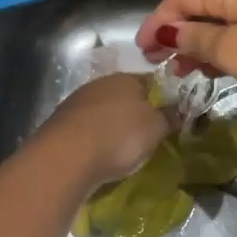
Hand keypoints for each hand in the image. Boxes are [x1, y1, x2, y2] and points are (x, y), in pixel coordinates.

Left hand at [36, 73, 169, 185]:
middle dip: (135, 114)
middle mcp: (99, 84)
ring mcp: (75, 104)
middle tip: (147, 137)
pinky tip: (98, 157)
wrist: (65, 158)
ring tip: (122, 151)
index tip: (170, 118)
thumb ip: (170, 116)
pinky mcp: (58, 126)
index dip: (163, 99)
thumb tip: (177, 110)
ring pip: (103, 113)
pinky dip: (94, 141)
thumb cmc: (119, 136)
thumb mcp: (157, 128)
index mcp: (125, 78)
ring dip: (112, 128)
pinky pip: (85, 131)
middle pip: (124, 97)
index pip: (151, 82)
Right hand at [134, 0, 236, 111]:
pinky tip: (218, 68)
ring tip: (185, 71)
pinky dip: (225, 47)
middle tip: (159, 62)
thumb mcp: (233, 51)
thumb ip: (197, 39)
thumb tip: (171, 32)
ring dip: (200, 42)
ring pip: (225, 19)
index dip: (158, 20)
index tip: (142, 51)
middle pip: (204, 3)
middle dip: (177, 31)